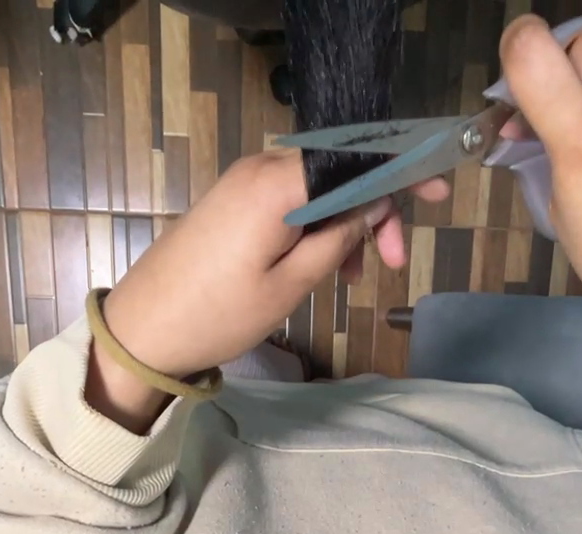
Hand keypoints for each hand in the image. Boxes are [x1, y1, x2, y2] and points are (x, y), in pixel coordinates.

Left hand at [91, 150, 447, 429]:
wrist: (143, 330)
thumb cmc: (219, 315)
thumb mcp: (290, 284)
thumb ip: (339, 236)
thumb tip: (376, 201)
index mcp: (278, 184)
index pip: (356, 156)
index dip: (402, 169)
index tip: (437, 191)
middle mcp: (262, 169)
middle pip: (338, 170)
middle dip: (373, 209)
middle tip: (389, 263)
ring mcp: (243, 184)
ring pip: (316, 189)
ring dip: (344, 225)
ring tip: (353, 277)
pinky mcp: (233, 203)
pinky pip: (289, 203)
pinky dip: (315, 228)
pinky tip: (324, 265)